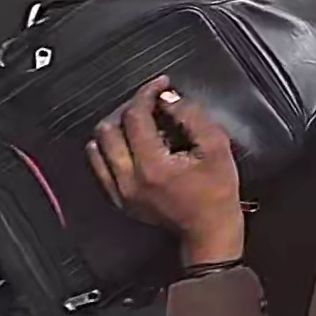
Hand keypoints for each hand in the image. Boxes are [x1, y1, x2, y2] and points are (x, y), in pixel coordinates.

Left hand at [87, 76, 243, 266]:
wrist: (209, 230)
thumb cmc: (217, 191)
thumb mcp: (216, 147)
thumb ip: (192, 118)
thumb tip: (168, 99)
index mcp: (153, 166)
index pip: (136, 117)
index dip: (147, 94)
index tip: (160, 85)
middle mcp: (129, 179)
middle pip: (109, 128)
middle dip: (130, 107)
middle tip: (150, 101)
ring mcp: (120, 191)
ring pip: (98, 146)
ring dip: (116, 126)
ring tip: (139, 119)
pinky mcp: (119, 199)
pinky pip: (99, 165)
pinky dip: (109, 147)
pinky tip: (129, 141)